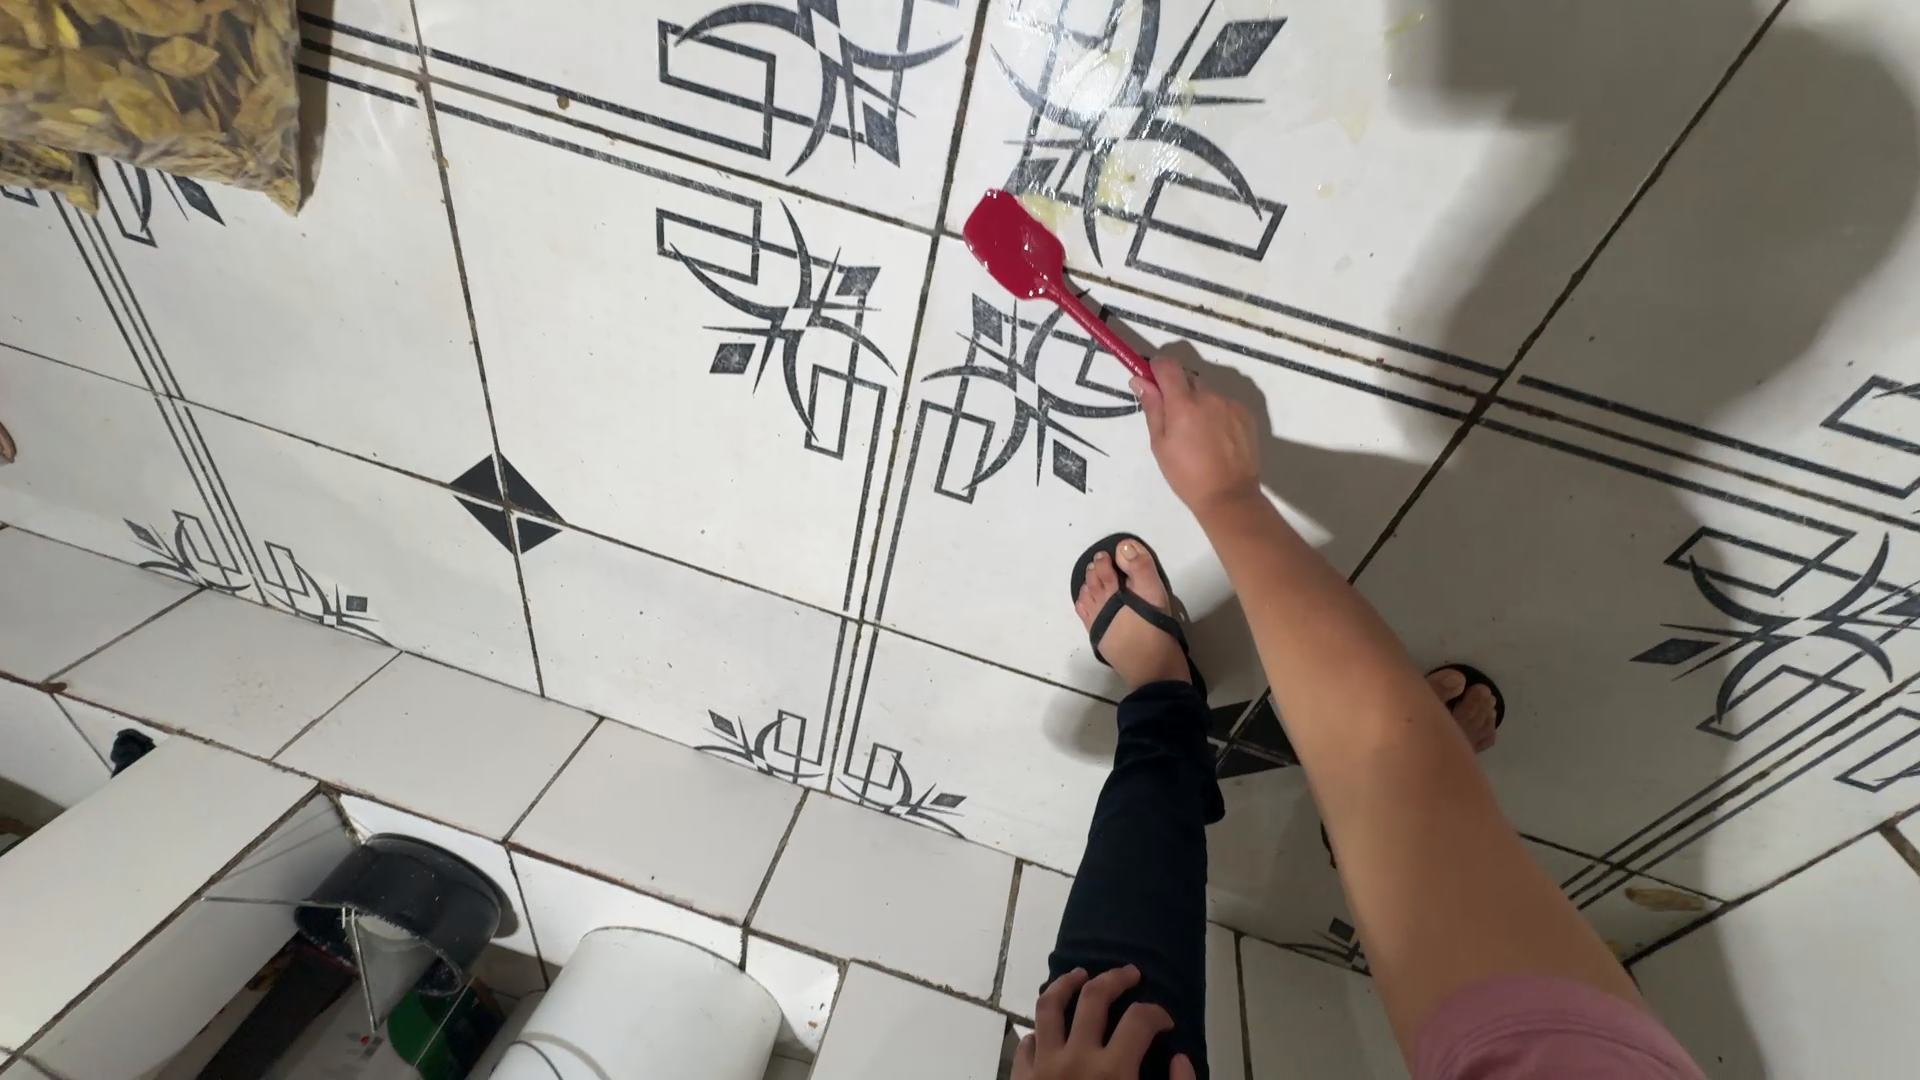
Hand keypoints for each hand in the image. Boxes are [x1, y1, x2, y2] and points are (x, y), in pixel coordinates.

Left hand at [1012, 965, 1196, 1079]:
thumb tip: (1181, 1058)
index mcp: (1113, 1072)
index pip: (1140, 1021)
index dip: (1158, 1014)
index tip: (1167, 1021)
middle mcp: (1076, 1058)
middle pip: (1094, 996)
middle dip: (1116, 978)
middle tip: (1130, 973)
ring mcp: (1044, 1068)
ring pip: (1049, 1003)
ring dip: (1066, 983)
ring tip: (1081, 974)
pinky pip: (1026, 1043)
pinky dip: (1038, 1030)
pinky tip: (1049, 1029)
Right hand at [1131, 356, 1260, 518]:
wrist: (1228, 495)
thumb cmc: (1185, 475)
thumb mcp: (1160, 443)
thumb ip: (1152, 407)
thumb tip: (1140, 380)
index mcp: (1184, 404)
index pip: (1168, 365)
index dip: (1156, 368)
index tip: (1150, 380)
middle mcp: (1209, 396)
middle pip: (1188, 378)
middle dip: (1177, 390)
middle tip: (1172, 417)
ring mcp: (1231, 404)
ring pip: (1207, 392)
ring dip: (1197, 403)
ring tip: (1196, 434)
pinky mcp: (1246, 414)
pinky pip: (1224, 404)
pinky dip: (1215, 413)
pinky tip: (1214, 438)